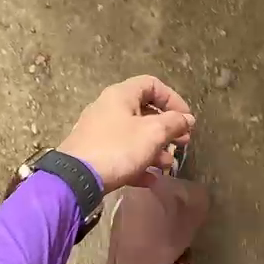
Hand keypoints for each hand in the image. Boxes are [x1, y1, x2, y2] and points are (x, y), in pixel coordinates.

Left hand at [57, 75, 195, 191]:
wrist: (76, 179)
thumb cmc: (118, 149)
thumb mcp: (152, 133)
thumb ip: (174, 123)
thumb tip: (187, 119)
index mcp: (120, 95)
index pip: (152, 85)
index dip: (173, 99)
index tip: (186, 119)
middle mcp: (108, 109)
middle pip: (144, 112)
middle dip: (167, 129)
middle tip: (183, 143)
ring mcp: (99, 133)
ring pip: (134, 136)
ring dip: (155, 149)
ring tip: (168, 164)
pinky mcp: (94, 155)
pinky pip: (122, 155)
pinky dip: (138, 164)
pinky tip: (150, 179)